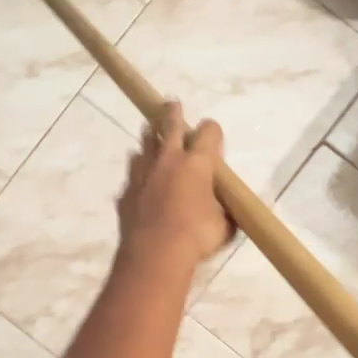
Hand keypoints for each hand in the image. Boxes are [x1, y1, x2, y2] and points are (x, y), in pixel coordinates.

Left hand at [116, 103, 232, 267]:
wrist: (155, 252)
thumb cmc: (197, 236)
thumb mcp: (224, 226)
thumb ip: (225, 212)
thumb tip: (230, 212)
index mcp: (197, 163)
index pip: (209, 132)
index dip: (212, 131)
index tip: (213, 135)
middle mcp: (168, 160)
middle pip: (169, 126)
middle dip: (173, 114)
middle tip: (172, 104)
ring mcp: (143, 174)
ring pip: (144, 146)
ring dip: (150, 141)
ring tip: (151, 137)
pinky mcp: (127, 192)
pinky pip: (132, 176)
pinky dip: (138, 175)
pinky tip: (140, 182)